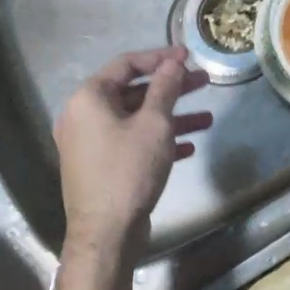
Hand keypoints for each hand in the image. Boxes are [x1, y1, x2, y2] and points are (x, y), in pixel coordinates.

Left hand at [55, 47, 210, 255]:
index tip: (189, 56)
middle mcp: (83, 115)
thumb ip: (165, 88)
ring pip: (135, 119)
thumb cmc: (129, 170)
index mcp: (89, 97)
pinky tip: (188, 148)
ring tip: (207, 119)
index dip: (160, 57)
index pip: (127, 64)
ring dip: (171, 116)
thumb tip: (173, 63)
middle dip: (171, 88)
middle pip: (133, 91)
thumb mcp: (155, 124)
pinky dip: (156, 140)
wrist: (106, 232)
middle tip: (204, 83)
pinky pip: (130, 141)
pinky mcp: (98, 165)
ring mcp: (89, 142)